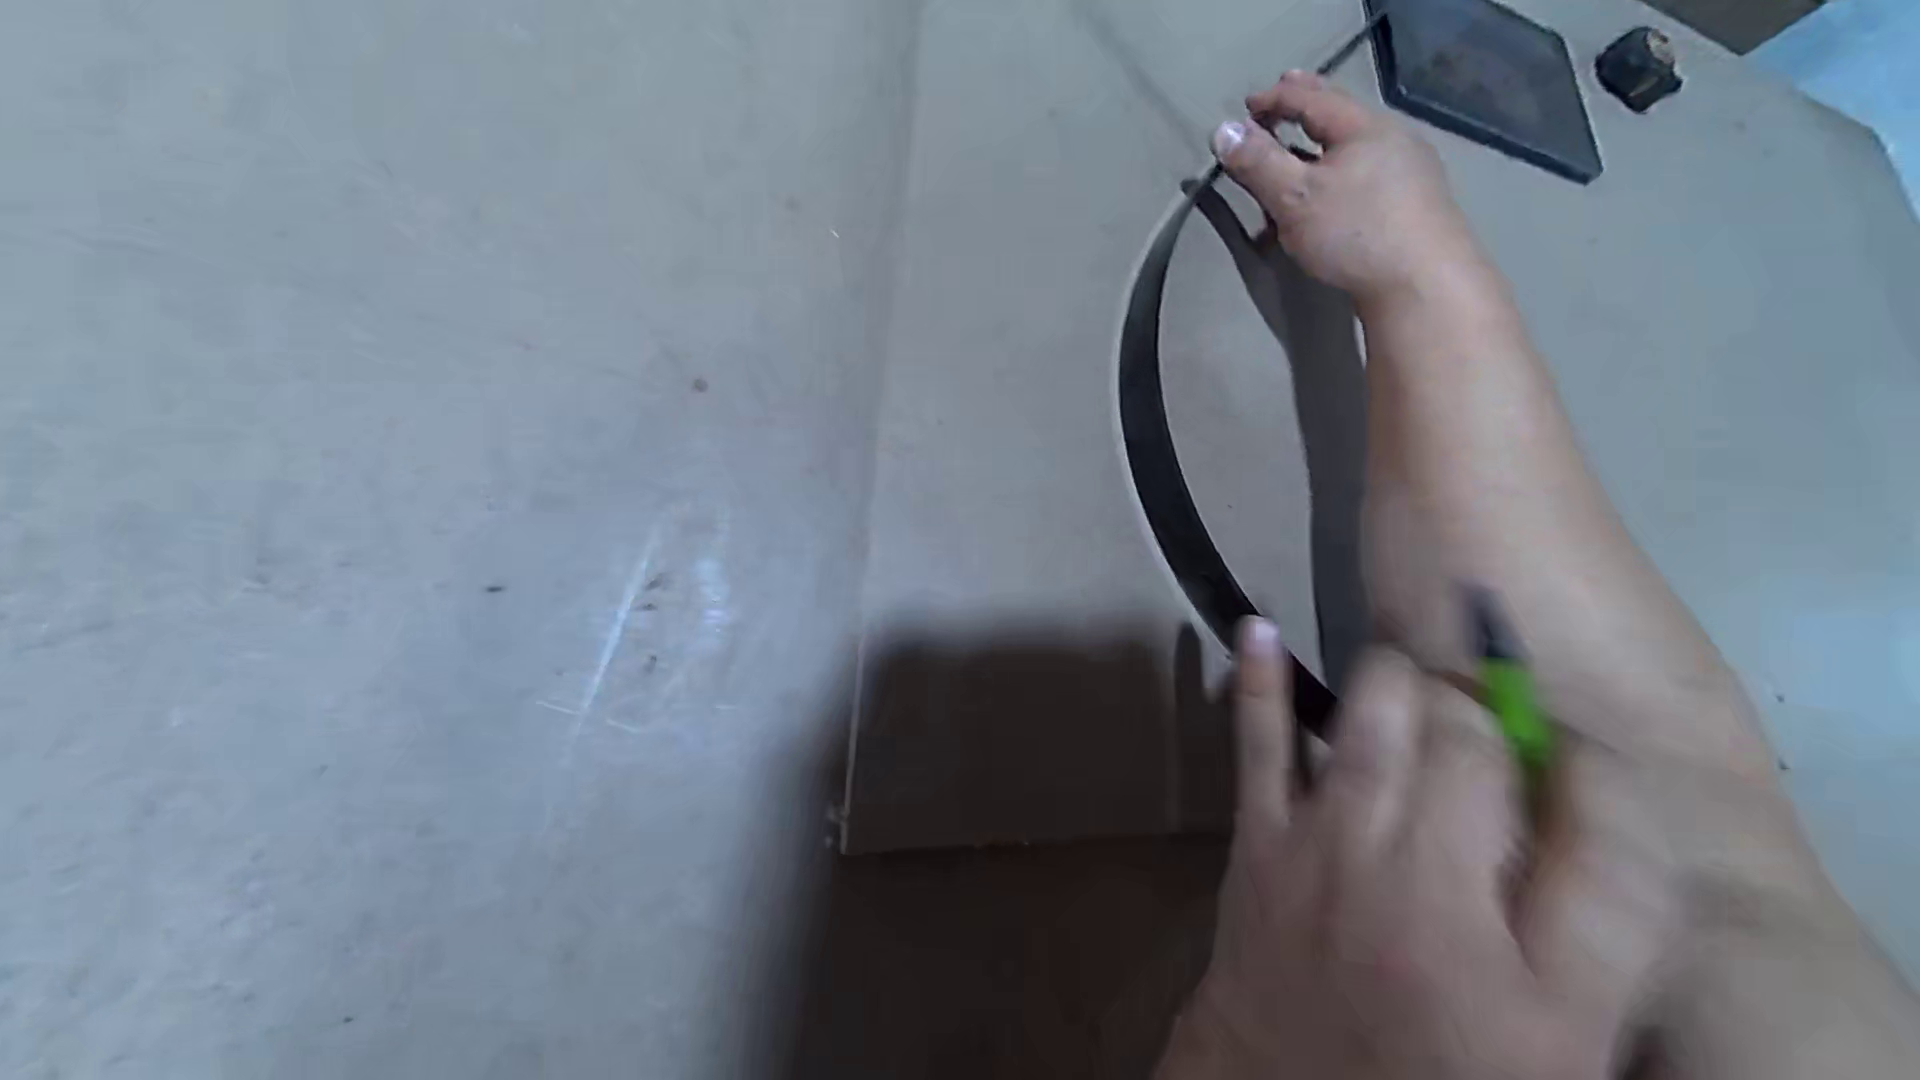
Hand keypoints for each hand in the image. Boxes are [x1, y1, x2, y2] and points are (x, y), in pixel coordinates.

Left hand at [1157, 621, 1677, 1079]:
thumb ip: (1593, 931)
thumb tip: (1587, 803)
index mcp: (1544, 980)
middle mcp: (1431, 893)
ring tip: (1420, 671)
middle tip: (1482, 711)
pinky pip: (1259, 745)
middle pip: (1476, 751)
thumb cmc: (1438, 1073)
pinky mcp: (1259, 837)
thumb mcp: (1559, 1041)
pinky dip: (1258, 682)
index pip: (1613, 842)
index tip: (1581, 749)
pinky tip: (1255, 627)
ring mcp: (1329, 851)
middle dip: (1487, 711)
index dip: (1603, 775)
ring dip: (1403, 683)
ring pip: (1379, 727)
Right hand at [1211, 72, 1478, 305]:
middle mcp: (1390, 140)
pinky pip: (1361, 178)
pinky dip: (1334, 178)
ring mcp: (1406, 172)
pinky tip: (1326, 199)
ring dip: (1317, 150)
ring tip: (1295, 156)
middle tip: (1282, 96)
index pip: (1313, 99)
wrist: (1419, 280)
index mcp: (1363, 129)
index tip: (1246, 106)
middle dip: (1305, 108)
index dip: (1276, 100)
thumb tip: (1223, 131)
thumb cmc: (1352, 232)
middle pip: (1339, 117)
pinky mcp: (1409, 205)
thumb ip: (1258, 164)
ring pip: (1350, 150)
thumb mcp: (1294, 198)